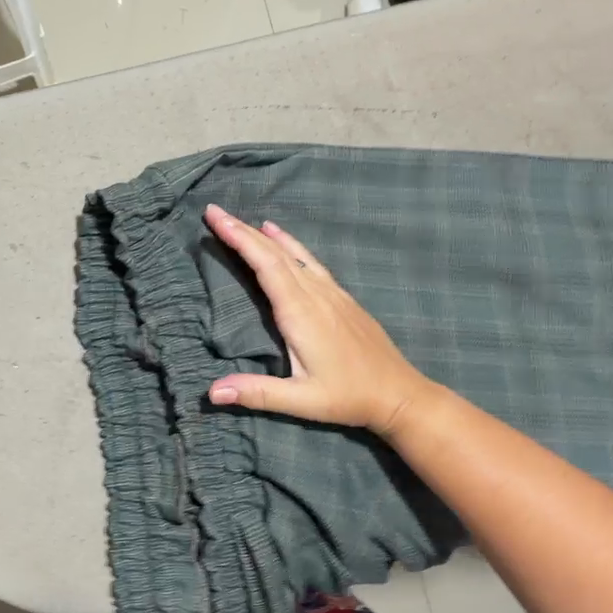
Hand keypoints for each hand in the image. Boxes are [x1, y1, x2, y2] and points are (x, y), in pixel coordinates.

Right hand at [203, 204, 440, 435]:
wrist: (400, 394)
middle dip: (241, 230)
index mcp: (301, 313)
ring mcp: (331, 293)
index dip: (239, 239)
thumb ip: (257, 393)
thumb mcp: (302, 402)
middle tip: (213, 211)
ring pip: (292, 253)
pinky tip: (280, 236)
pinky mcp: (341, 297)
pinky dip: (288, 244)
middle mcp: (316, 295)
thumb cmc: (348, 398)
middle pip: (274, 253)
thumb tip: (212, 392)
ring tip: (238, 220)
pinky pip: (309, 261)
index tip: (215, 217)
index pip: (265, 265)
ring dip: (262, 235)